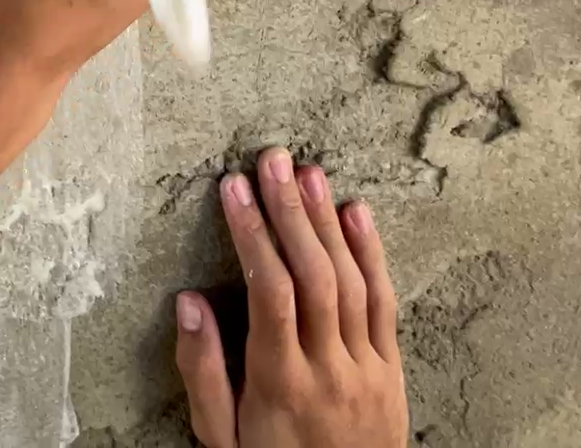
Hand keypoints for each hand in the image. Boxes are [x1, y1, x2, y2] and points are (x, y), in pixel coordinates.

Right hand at [175, 149, 409, 447]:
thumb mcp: (219, 436)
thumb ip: (202, 371)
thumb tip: (188, 301)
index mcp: (281, 382)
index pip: (270, 292)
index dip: (251, 234)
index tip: (232, 187)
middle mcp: (330, 369)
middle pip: (314, 276)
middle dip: (289, 211)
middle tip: (272, 160)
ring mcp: (368, 368)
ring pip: (352, 281)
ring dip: (327, 221)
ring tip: (307, 172)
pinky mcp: (392, 370)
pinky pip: (386, 304)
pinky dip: (372, 254)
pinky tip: (357, 213)